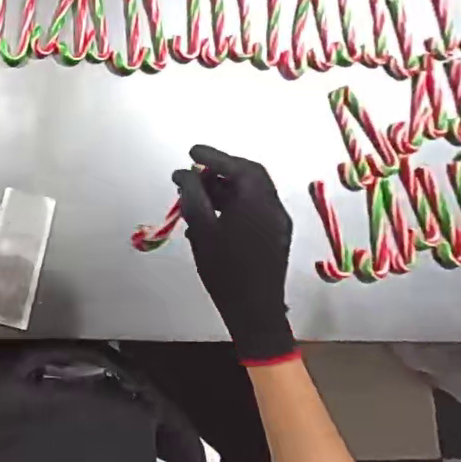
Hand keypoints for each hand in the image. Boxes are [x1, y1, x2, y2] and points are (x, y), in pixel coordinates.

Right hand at [173, 145, 296, 363]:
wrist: (254, 310)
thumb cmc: (225, 270)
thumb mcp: (202, 229)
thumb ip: (193, 196)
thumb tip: (183, 174)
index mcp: (259, 202)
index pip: (238, 167)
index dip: (214, 156)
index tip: (191, 152)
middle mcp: (273, 208)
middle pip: (247, 178)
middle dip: (219, 172)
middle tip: (192, 172)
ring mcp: (276, 224)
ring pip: (249, 195)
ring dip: (223, 191)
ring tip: (194, 196)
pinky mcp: (273, 238)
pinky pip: (252, 211)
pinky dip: (231, 206)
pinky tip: (209, 219)